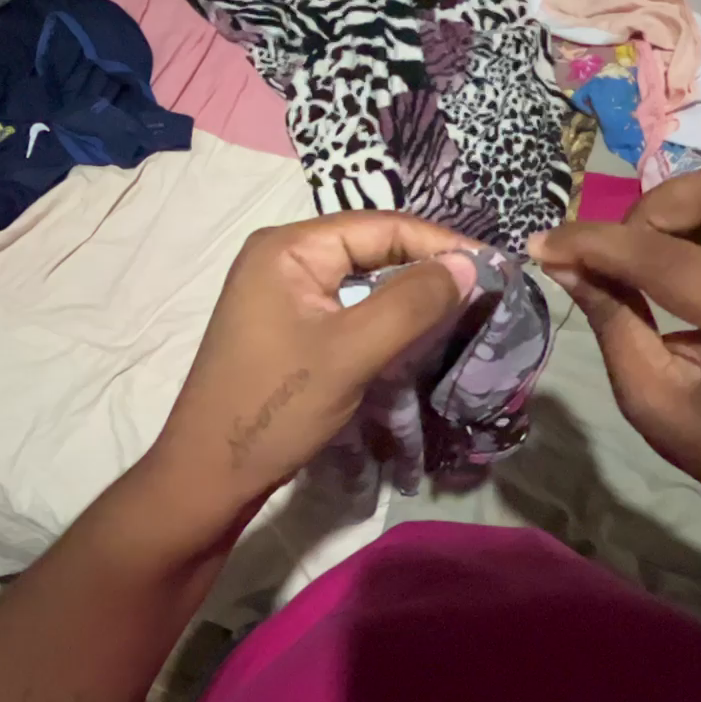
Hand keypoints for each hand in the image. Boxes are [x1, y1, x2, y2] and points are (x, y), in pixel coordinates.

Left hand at [144, 212, 478, 523]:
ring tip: (459, 307)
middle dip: (425, 267)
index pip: (380, 226)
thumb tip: (468, 265)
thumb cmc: (274, 407)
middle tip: (481, 289)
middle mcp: (282, 257)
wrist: (207, 475)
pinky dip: (383, 315)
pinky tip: (415, 330)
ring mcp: (282, 292)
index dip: (439, 242)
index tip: (492, 267)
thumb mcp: (350, 353)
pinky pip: (346, 305)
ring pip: (361, 279)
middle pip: (370, 248)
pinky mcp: (287, 324)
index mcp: (288, 247)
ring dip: (407, 292)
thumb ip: (411, 304)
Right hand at [528, 161, 700, 520]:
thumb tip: (558, 258)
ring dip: (680, 207)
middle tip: (624, 253)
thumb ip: (608, 315)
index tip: (545, 244)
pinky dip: (700, 218)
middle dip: (658, 207)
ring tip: (649, 254)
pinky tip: (679, 258)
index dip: (597, 244)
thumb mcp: (645, 391)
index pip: (669, 259)